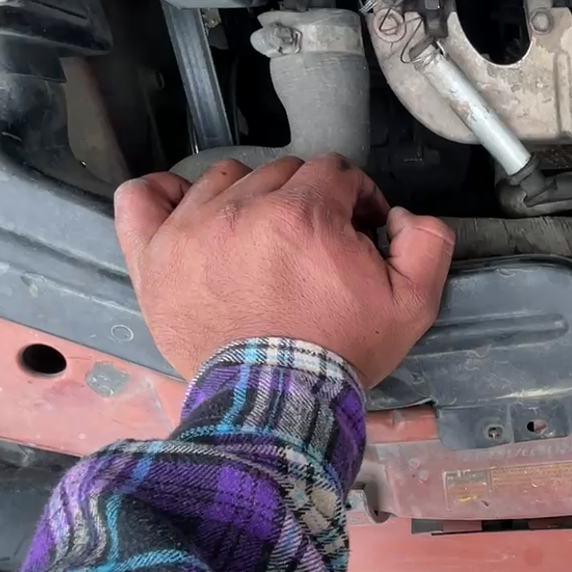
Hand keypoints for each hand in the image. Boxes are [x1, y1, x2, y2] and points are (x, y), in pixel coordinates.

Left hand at [114, 155, 454, 384]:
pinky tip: (193, 214)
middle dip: (310, 201)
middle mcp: (244, 208)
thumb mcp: (413, 305)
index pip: (336, 172)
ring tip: (265, 241)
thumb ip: (426, 244)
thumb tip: (403, 214)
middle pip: (283, 172)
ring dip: (252, 198)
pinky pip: (144, 196)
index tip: (360, 231)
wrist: (278, 399)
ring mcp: (191, 228)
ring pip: (226, 178)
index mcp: (307, 214)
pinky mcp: (154, 254)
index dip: (356, 198)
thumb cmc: (342, 350)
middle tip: (319, 246)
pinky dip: (167, 196)